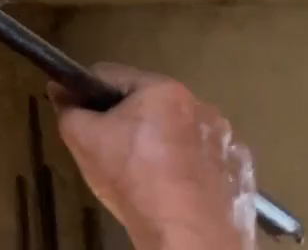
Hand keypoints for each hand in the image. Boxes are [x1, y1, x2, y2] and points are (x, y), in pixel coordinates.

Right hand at [50, 64, 255, 249]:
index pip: (110, 75)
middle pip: (149, 103)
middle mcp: (204, 109)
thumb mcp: (80, 136)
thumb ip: (67, 106)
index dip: (89, 93)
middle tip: (112, 146)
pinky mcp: (246, 175)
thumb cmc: (132, 180)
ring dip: (161, 140)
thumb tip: (62, 90)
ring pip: (179, 129)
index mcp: (165, 91)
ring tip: (146, 171)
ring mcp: (231, 144)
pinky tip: (175, 187)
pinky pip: (204, 157)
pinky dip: (188, 165)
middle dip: (129, 118)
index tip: (82, 114)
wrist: (191, 241)